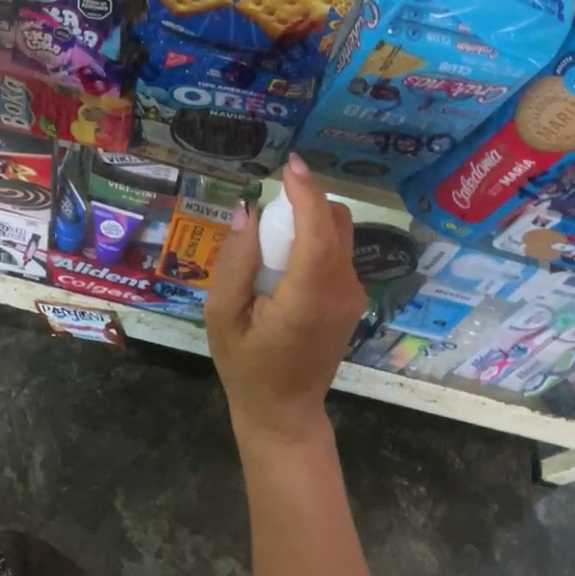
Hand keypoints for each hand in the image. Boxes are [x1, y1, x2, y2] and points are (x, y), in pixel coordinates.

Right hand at [205, 155, 367, 444]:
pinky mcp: (352, 299)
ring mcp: (352, 296)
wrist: (284, 411)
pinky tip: (284, 259)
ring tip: (272, 238)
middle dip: (306, 201)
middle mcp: (341, 291)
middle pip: (336, 223)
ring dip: (310, 220)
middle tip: (268, 209)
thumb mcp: (221, 316)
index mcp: (308, 297)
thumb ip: (235, 262)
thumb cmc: (246, 366)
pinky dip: (314, 240)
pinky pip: (337, 252)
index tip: (289, 164)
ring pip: (340, 234)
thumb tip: (246, 213)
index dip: (306, 192)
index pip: (318, 231)